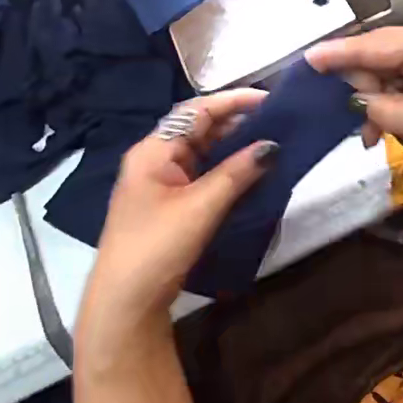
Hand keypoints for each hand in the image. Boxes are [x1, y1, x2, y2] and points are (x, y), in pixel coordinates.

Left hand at [78, 90, 276, 361]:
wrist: (124, 303)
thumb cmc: (157, 247)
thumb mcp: (200, 208)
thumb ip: (236, 173)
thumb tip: (271, 146)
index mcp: (153, 150)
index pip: (196, 111)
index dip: (233, 101)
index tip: (270, 99)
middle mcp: (155, 158)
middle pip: (198, 128)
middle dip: (236, 123)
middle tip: (278, 122)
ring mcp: (161, 182)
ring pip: (202, 152)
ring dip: (233, 147)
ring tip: (271, 143)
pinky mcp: (169, 204)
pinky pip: (201, 175)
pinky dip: (226, 170)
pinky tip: (250, 172)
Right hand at [304, 20, 402, 170]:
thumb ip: (389, 111)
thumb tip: (358, 105)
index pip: (372, 45)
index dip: (337, 55)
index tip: (306, 61)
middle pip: (383, 58)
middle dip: (364, 90)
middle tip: (359, 128)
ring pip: (400, 75)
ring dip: (385, 103)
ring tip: (376, 139)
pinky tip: (401, 130)